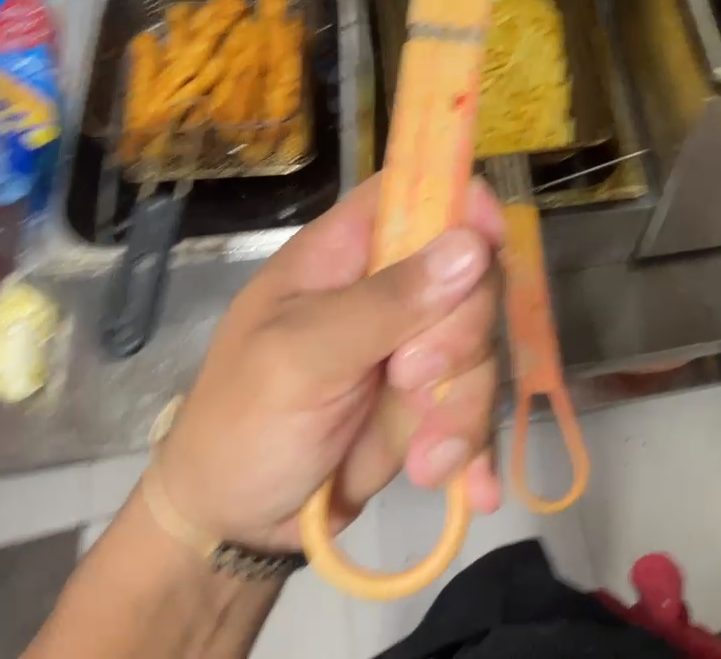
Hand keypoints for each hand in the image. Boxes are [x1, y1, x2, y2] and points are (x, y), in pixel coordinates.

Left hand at [151, 174, 506, 552]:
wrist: (233, 527)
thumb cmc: (241, 425)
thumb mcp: (300, 357)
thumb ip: (385, 302)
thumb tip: (473, 245)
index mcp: (346, 253)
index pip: (417, 192)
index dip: (462, 204)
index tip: (486, 248)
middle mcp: (389, 290)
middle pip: (471, 275)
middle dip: (460, 337)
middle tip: (411, 381)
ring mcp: (415, 349)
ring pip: (483, 347)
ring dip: (464, 408)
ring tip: (425, 461)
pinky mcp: (430, 404)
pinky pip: (479, 407)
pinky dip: (479, 448)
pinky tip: (476, 489)